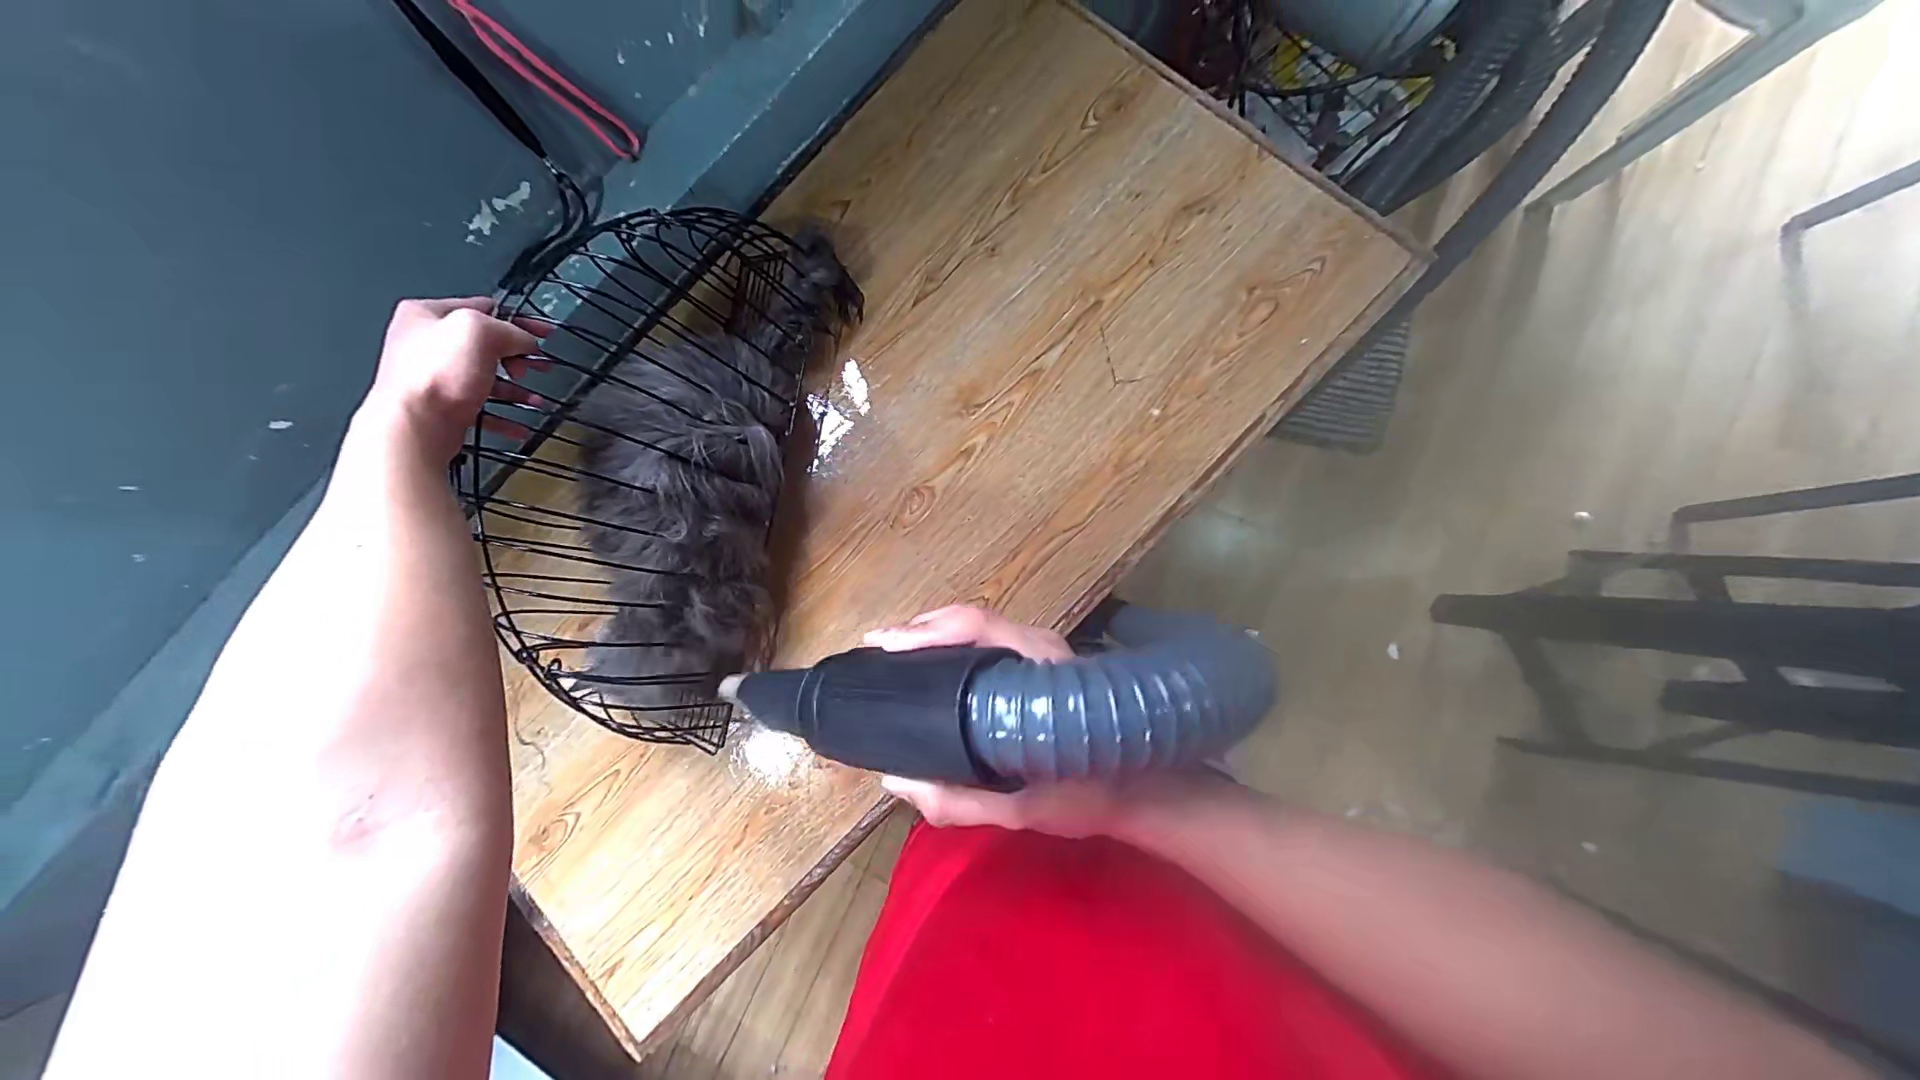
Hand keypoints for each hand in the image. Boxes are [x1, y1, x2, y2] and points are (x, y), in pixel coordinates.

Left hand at [358, 297, 548, 460]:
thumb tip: (526, 342)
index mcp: (428, 315)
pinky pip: (482, 408)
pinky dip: (505, 417)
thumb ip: (509, 330)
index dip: (519, 320)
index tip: (545, 333)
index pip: (483, 308)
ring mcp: (434, 377)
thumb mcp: (479, 332)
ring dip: (517, 390)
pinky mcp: (443, 407)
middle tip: (541, 365)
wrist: (415, 425)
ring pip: (487, 379)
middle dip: (519, 357)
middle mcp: (426, 343)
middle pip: (487, 345)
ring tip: (537, 400)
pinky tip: (521, 425)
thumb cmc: (439, 373)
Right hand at [865, 604, 1205, 838]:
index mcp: (1040, 671)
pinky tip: (937, 660)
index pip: (978, 627)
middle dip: (922, 626)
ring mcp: (1047, 651)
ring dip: (938, 630)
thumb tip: (895, 781)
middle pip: (975, 617)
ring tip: (897, 648)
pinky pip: (995, 639)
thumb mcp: (1023, 808)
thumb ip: (959, 800)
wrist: (1150, 790)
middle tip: (879, 645)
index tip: (885, 644)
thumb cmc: (1091, 795)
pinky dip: (959, 641)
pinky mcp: (1046, 661)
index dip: (926, 631)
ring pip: (985, 624)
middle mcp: (1044, 648)